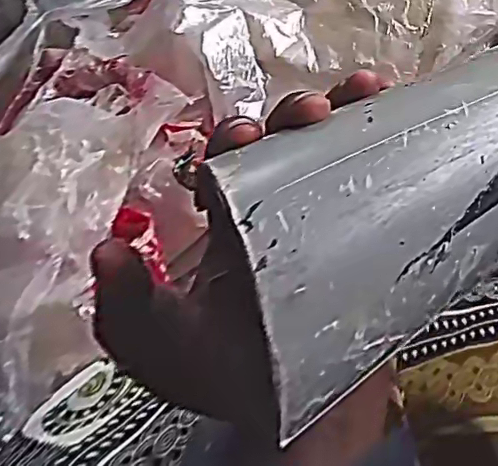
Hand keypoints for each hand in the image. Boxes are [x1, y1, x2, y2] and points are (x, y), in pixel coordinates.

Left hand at [92, 72, 394, 444]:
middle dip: (294, 111)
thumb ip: (127, 308)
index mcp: (228, 209)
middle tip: (314, 109)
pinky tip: (393, 104)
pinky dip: (380, 124)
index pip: (227, 155)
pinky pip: (370, 157)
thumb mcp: (167, 346)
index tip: (247, 137)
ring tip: (365, 88)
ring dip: (344, 104)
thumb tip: (105, 251)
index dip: (234, 136)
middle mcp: (275, 194)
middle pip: (283, 133)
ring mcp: (324, 197)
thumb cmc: (232, 372)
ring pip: (328, 134)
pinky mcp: (364, 209)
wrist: (305, 409)